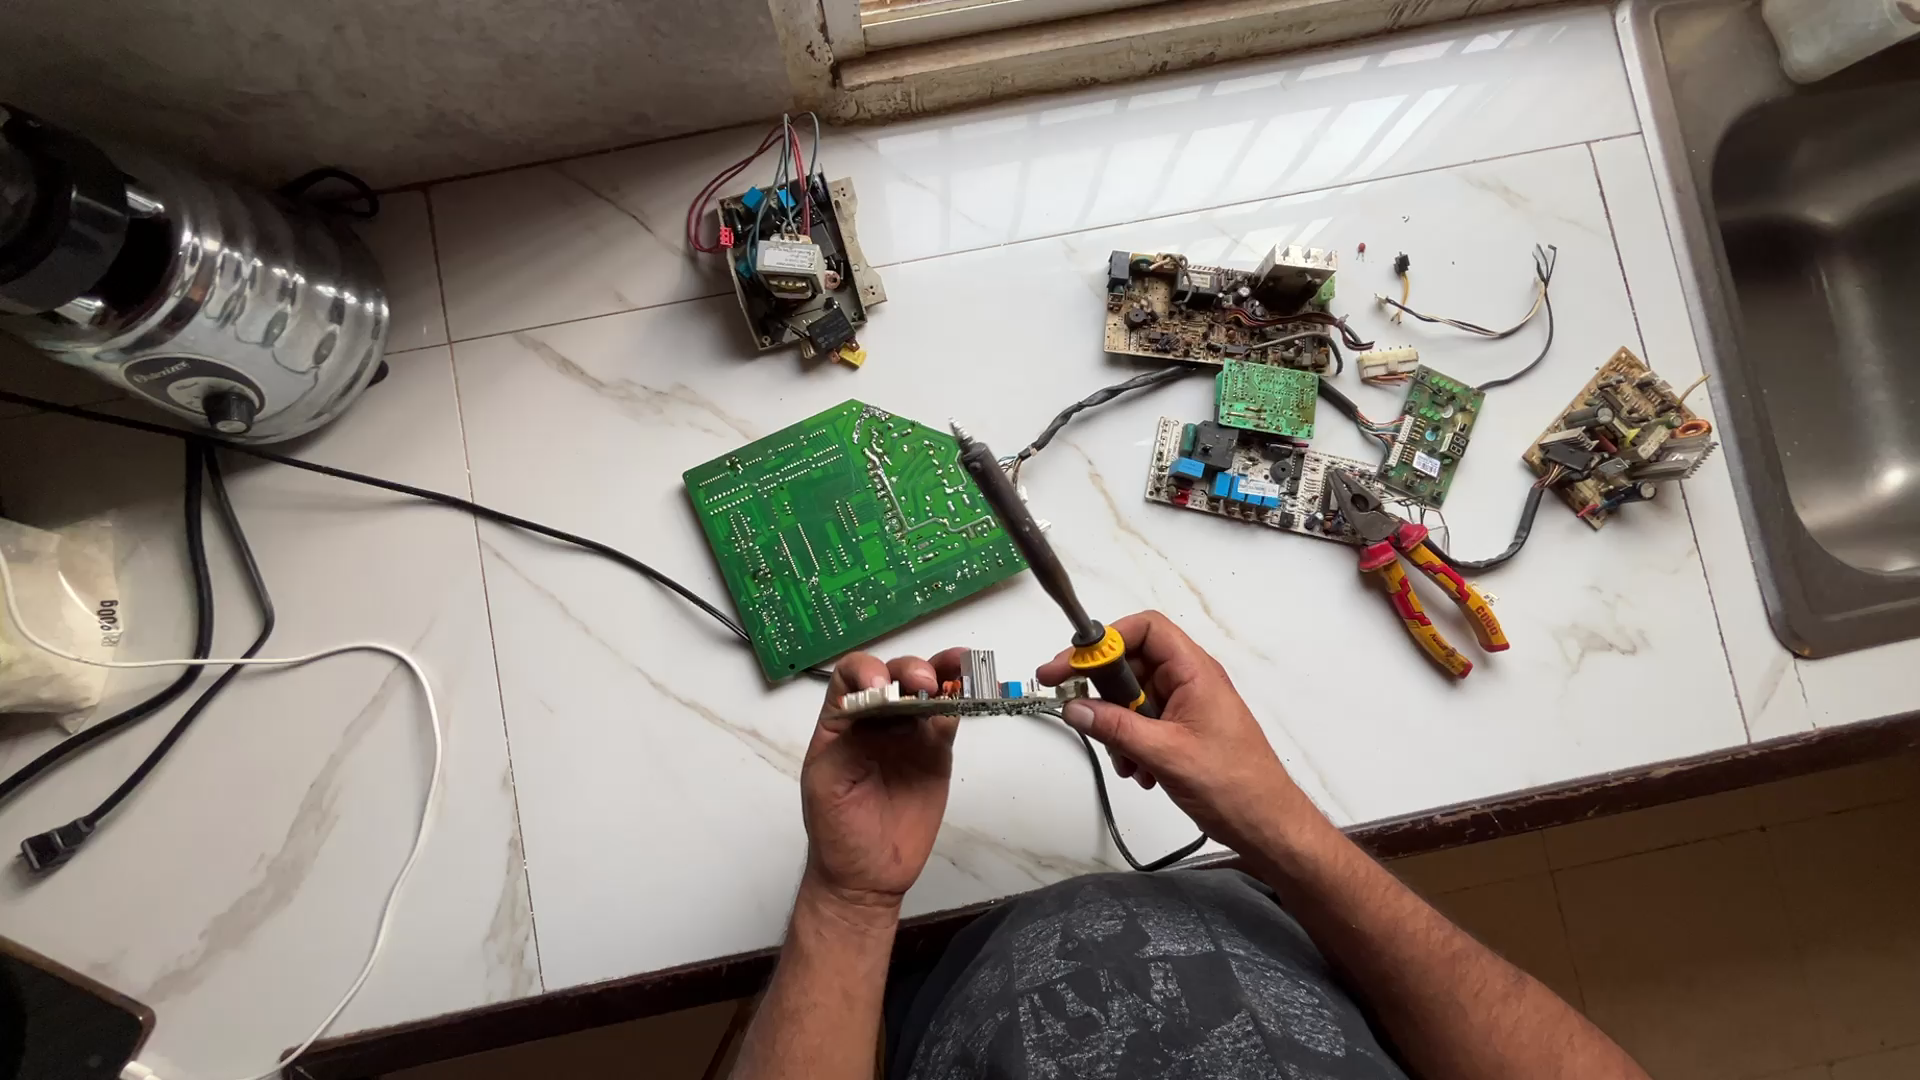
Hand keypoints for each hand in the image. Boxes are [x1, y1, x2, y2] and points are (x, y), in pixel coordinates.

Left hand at [800, 652, 959, 916]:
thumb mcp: (827, 784)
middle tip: (924, 683)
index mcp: (843, 719)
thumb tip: (868, 709)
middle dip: (910, 669)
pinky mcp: (936, 749)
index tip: (881, 686)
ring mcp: (909, 731)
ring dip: (943, 670)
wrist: (867, 874)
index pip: (851, 676)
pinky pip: (949, 716)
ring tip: (961, 662)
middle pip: (894, 674)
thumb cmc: (836, 828)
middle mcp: (877, 716)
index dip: (866, 670)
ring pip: (927, 688)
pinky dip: (961, 699)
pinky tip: (971, 688)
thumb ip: (846, 744)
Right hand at [1036, 611, 1320, 854]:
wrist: (1269, 828)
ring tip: (1123, 759)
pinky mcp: (1182, 728)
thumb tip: (1073, 707)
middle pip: (1131, 663)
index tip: (1072, 663)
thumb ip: (1115, 728)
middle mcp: (1188, 680)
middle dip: (1102, 690)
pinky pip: (1142, 722)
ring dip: (1116, 726)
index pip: (1145, 629)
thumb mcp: (1166, 754)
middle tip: (1070, 704)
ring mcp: (1185, 704)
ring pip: (1132, 697)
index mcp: (1194, 671)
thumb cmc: (1233, 786)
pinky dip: (1130, 743)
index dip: (1106, 639)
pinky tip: (1138, 771)